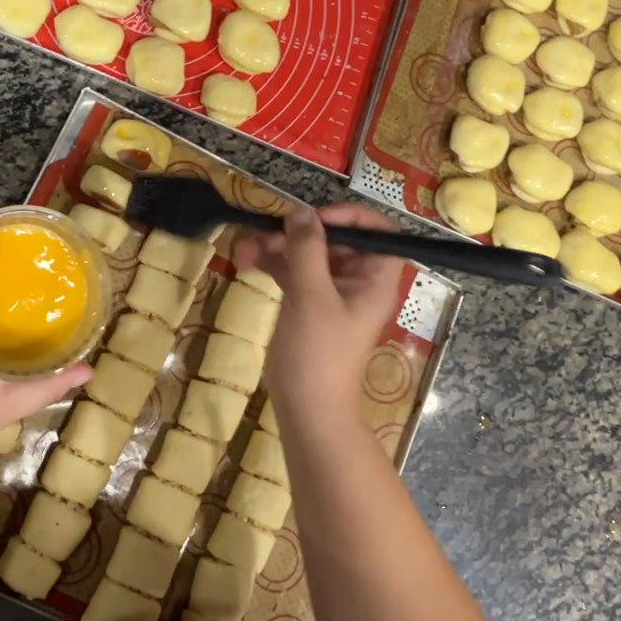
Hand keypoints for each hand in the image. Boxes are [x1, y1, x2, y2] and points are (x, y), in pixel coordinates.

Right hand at [232, 203, 405, 415]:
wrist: (307, 408)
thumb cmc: (319, 352)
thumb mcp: (312, 296)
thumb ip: (306, 250)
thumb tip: (300, 211)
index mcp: (374, 278)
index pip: (376, 231)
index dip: (348, 218)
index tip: (314, 220)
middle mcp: (356, 280)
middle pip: (332, 239)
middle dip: (295, 233)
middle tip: (264, 234)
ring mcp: (329, 292)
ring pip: (305, 254)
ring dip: (275, 246)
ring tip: (243, 249)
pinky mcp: (305, 304)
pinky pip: (290, 272)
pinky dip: (270, 264)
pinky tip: (245, 261)